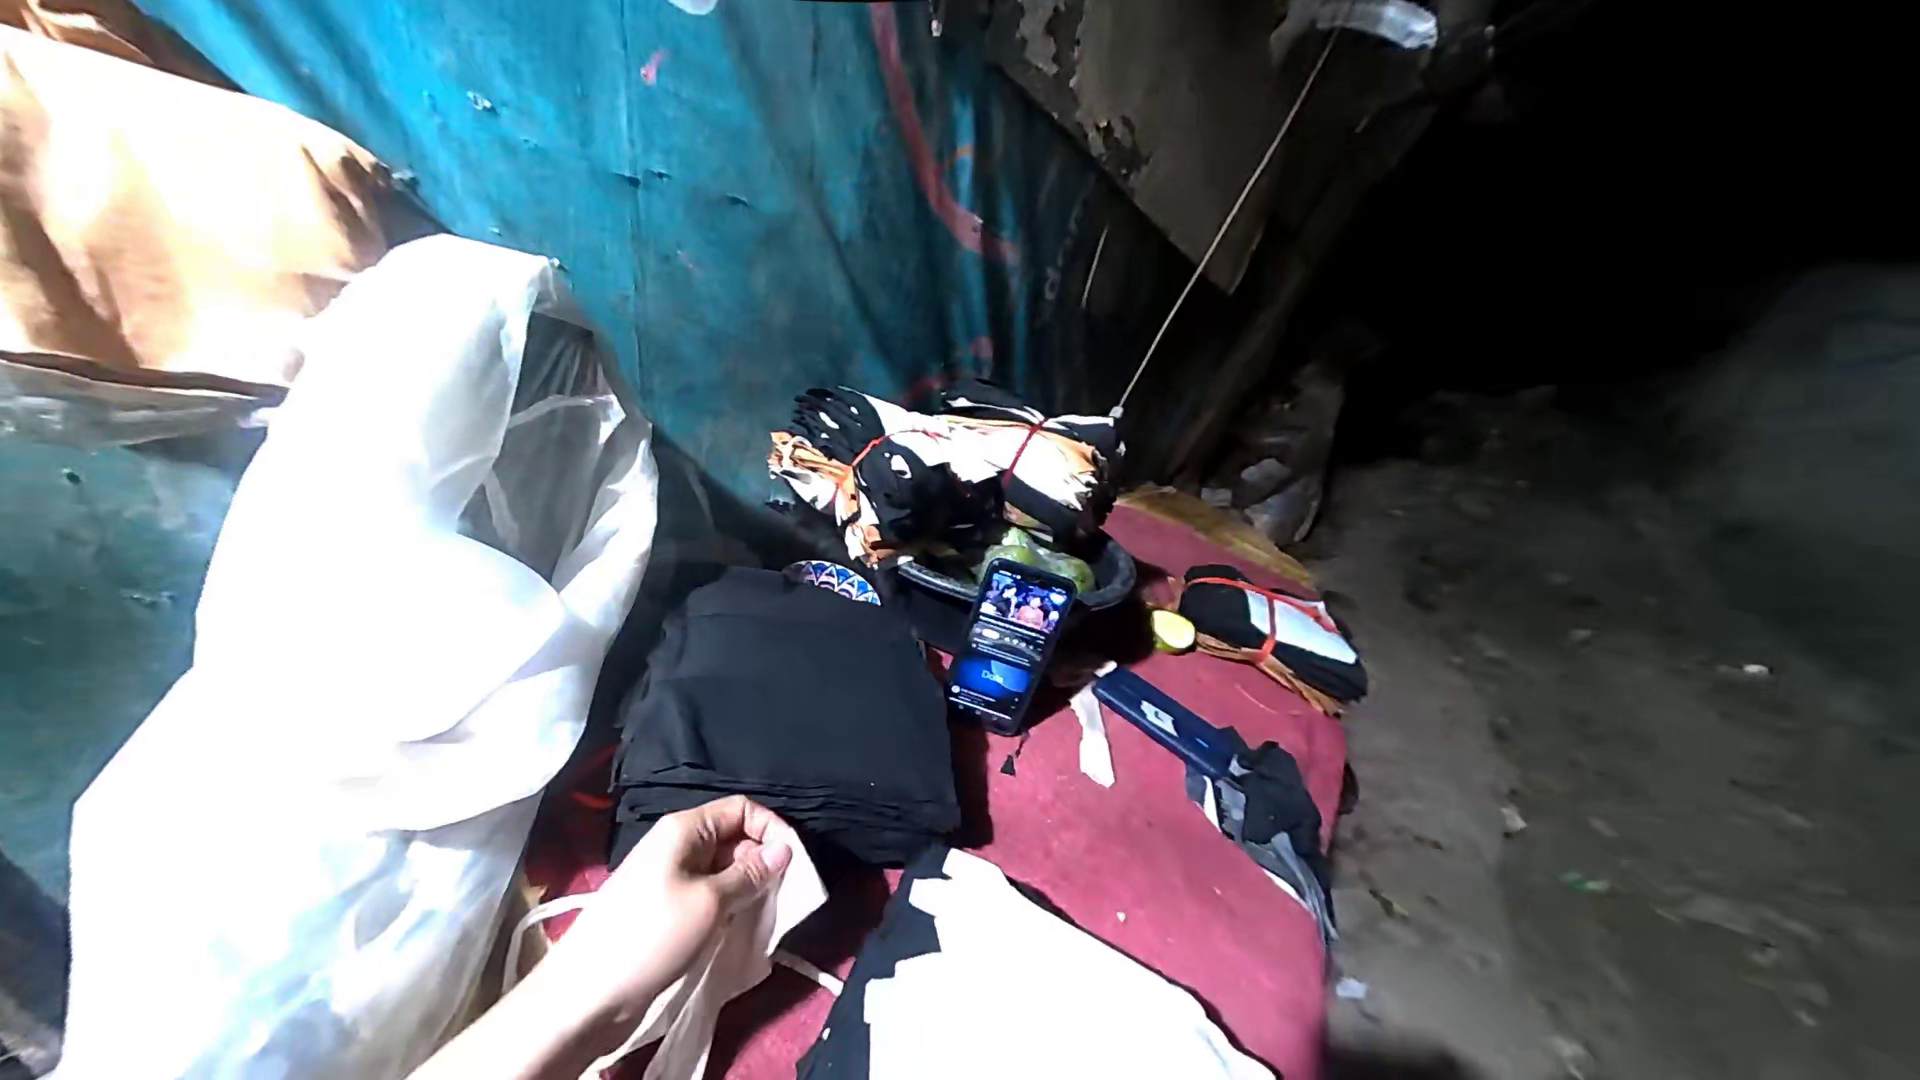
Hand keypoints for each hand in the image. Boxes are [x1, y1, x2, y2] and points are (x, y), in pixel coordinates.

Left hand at [530, 796, 795, 1034]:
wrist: (580, 999)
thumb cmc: (650, 936)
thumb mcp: (711, 902)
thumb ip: (752, 873)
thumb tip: (785, 849)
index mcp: (686, 828)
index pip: (742, 808)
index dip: (770, 828)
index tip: (791, 860)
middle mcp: (679, 844)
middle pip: (734, 837)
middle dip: (761, 860)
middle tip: (779, 893)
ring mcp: (670, 876)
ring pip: (723, 868)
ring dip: (746, 887)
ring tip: (761, 913)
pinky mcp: (666, 906)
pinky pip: (709, 892)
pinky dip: (728, 904)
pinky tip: (738, 926)